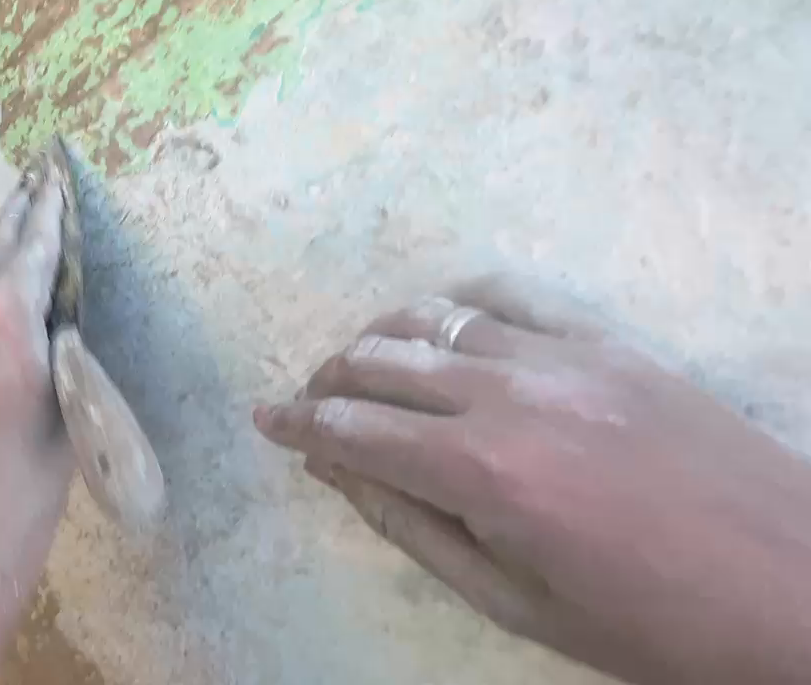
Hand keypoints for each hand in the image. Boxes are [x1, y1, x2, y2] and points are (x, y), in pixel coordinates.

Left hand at [0, 171, 73, 684]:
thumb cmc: (47, 437)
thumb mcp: (70, 368)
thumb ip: (58, 315)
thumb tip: (56, 278)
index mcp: (10, 305)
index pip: (34, 242)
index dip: (47, 207)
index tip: (53, 176)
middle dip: (19, 207)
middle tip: (33, 175)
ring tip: (13, 208)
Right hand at [255, 277, 810, 684]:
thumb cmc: (659, 628)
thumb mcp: (517, 604)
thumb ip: (408, 525)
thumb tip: (331, 466)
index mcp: (483, 475)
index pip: (348, 429)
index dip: (295, 424)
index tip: (265, 419)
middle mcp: (508, 399)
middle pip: (372, 361)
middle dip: (324, 383)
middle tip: (316, 407)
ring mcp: (562, 361)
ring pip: (424, 320)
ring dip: (376, 342)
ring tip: (368, 368)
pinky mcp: (610, 344)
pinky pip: (507, 295)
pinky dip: (455, 304)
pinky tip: (442, 325)